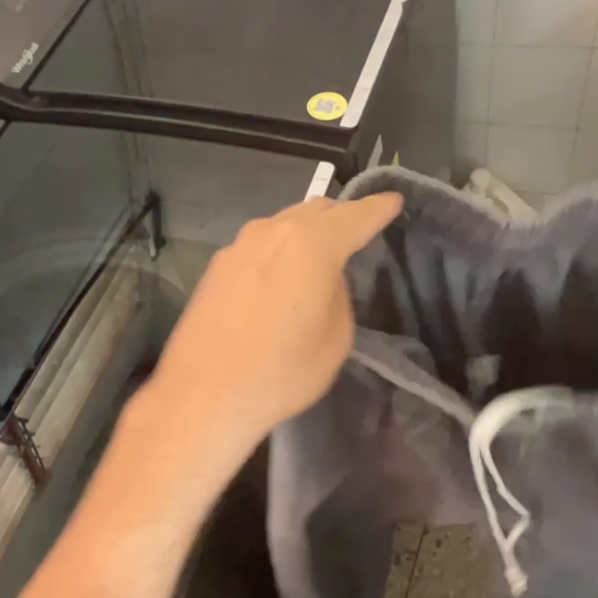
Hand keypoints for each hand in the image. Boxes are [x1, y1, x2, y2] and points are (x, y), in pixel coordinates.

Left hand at [140, 192, 403, 456]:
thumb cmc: (281, 372)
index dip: (379, 208)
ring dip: (305, 234)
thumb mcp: (335, 339)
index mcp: (311, 244)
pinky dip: (277, 253)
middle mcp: (271, 232)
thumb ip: (339, 294)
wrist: (203, 395)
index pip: (356, 215)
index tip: (394, 202)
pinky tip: (279, 279)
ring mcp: (238, 247)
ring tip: (318, 257)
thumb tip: (325, 278)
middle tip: (357, 234)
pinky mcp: (216, 268)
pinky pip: (258, 248)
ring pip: (282, 226)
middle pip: (316, 211)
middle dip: (340, 217)